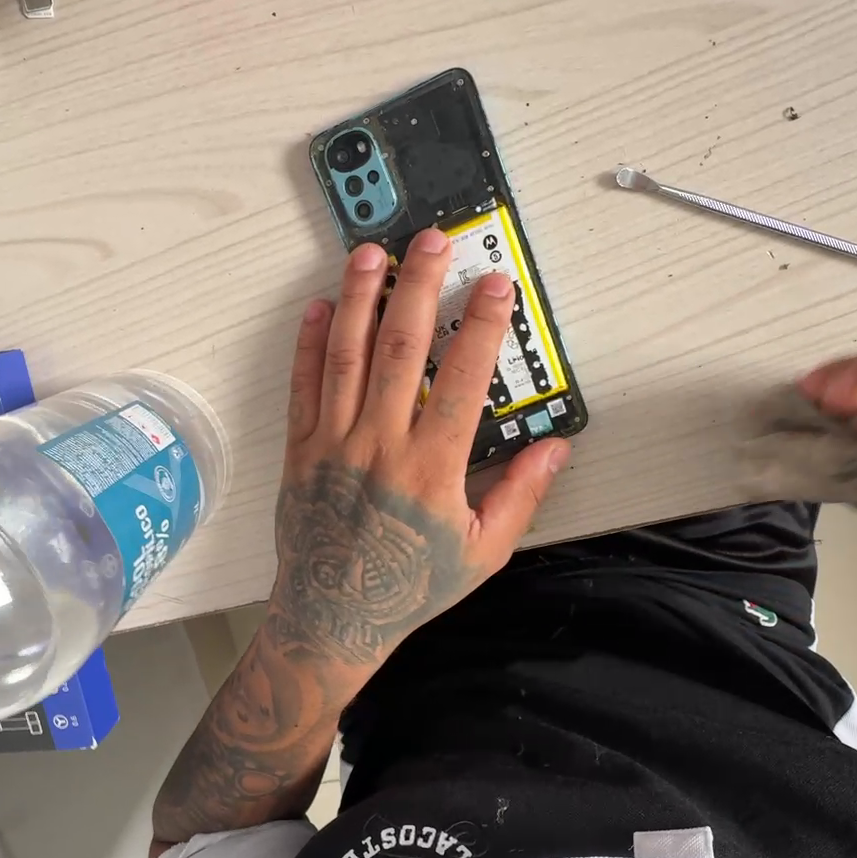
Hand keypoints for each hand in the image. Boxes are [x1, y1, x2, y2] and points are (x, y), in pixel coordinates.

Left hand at [272, 230, 571, 670]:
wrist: (334, 616)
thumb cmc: (410, 588)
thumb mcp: (482, 552)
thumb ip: (520, 497)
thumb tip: (556, 449)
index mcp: (432, 467)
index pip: (463, 379)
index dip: (483, 325)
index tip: (495, 283)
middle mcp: (380, 444)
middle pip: (401, 348)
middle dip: (419, 286)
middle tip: (431, 240)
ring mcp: (334, 443)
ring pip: (346, 355)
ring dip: (358, 299)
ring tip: (369, 253)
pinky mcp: (300, 451)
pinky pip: (303, 387)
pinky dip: (307, 344)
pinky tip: (316, 308)